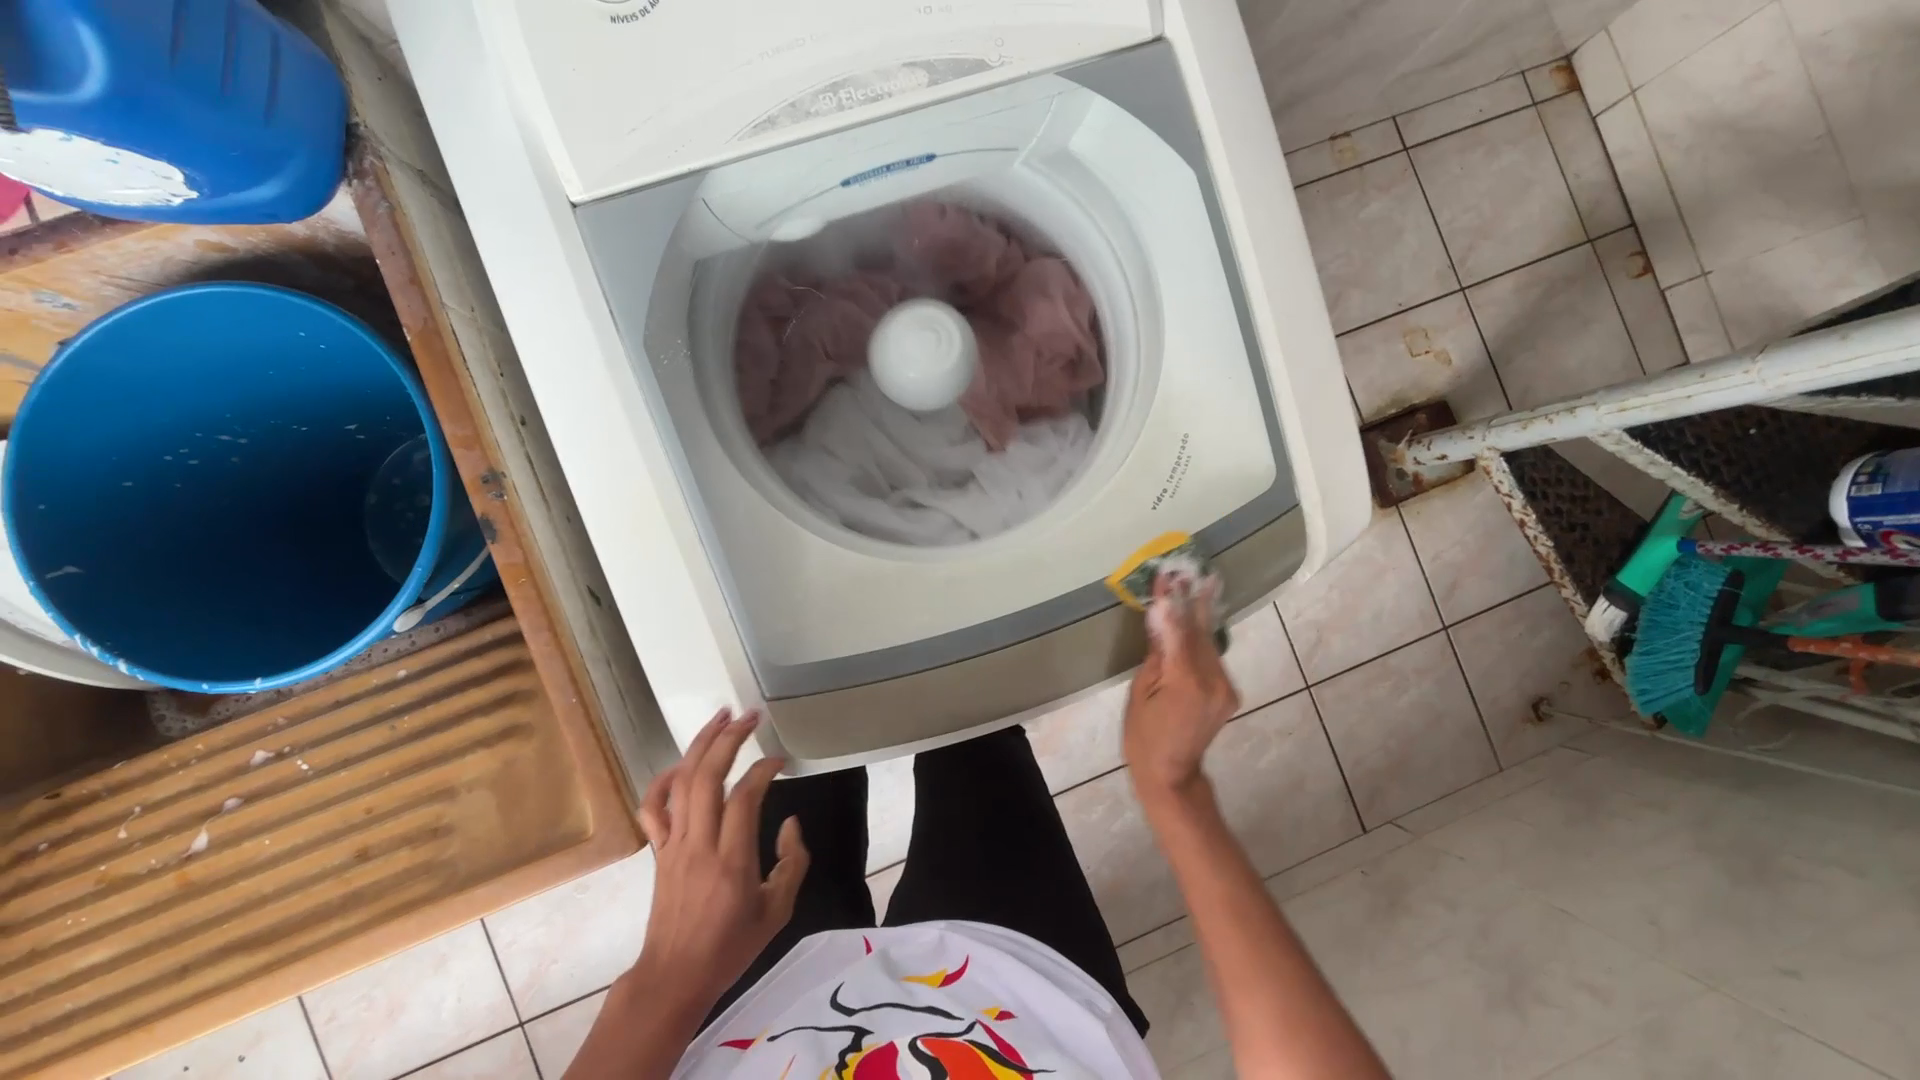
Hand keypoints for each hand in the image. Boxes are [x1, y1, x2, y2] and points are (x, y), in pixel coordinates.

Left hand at [630, 709, 809, 1013]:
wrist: (676, 975)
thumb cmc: (731, 946)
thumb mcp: (778, 911)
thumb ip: (792, 863)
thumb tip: (788, 822)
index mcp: (732, 861)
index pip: (745, 798)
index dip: (764, 769)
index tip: (781, 759)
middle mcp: (699, 845)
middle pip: (707, 777)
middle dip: (728, 739)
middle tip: (749, 716)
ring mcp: (673, 846)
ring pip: (681, 784)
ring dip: (700, 746)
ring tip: (720, 718)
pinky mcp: (658, 852)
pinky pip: (654, 808)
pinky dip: (663, 780)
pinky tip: (681, 764)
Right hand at [1123, 569, 1238, 800]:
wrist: (1171, 772)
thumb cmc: (1143, 735)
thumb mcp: (1141, 691)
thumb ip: (1157, 651)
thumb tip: (1161, 615)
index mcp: (1187, 681)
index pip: (1179, 631)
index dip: (1172, 601)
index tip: (1168, 575)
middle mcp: (1213, 680)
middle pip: (1199, 633)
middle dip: (1192, 600)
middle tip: (1190, 569)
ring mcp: (1225, 687)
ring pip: (1209, 643)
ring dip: (1201, 615)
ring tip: (1201, 582)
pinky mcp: (1229, 692)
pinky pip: (1212, 657)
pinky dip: (1203, 638)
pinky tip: (1200, 616)